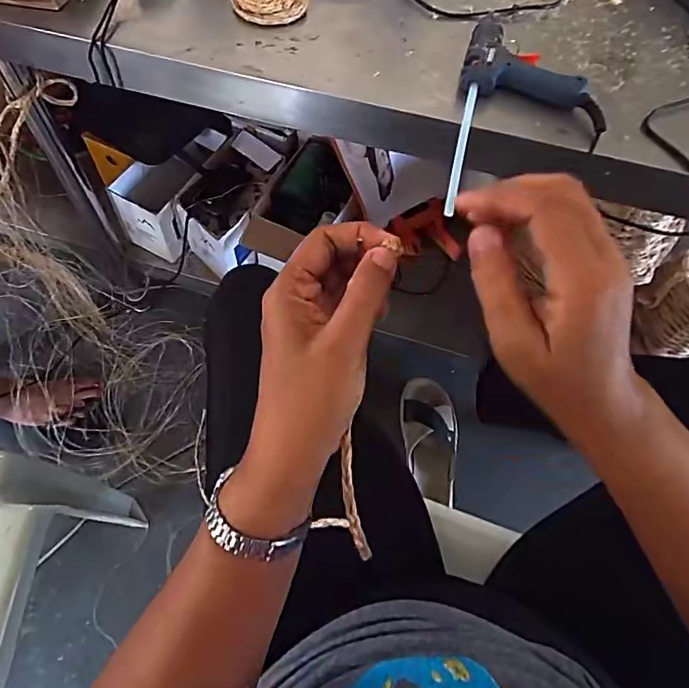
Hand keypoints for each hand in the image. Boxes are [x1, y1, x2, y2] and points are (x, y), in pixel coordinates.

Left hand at [235, 223, 399, 518]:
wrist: (291, 453)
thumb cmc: (311, 399)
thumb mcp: (345, 341)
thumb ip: (367, 291)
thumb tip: (387, 250)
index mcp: (288, 289)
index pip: (322, 240)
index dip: (358, 234)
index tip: (394, 245)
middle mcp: (292, 296)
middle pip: (330, 257)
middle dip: (365, 255)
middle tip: (400, 266)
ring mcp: (304, 316)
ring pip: (338, 280)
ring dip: (365, 279)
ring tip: (391, 292)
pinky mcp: (316, 335)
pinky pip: (340, 304)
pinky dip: (361, 301)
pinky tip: (380, 312)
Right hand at [456, 175, 640, 440]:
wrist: (607, 401)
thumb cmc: (557, 381)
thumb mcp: (512, 343)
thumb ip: (495, 284)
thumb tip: (481, 232)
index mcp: (583, 279)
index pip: (546, 211)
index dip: (501, 198)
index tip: (463, 206)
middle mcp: (606, 257)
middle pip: (563, 191)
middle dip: (511, 189)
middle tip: (472, 209)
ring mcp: (612, 254)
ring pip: (571, 195)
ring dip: (524, 194)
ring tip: (486, 214)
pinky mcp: (607, 256)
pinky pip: (574, 212)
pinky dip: (538, 206)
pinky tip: (510, 223)